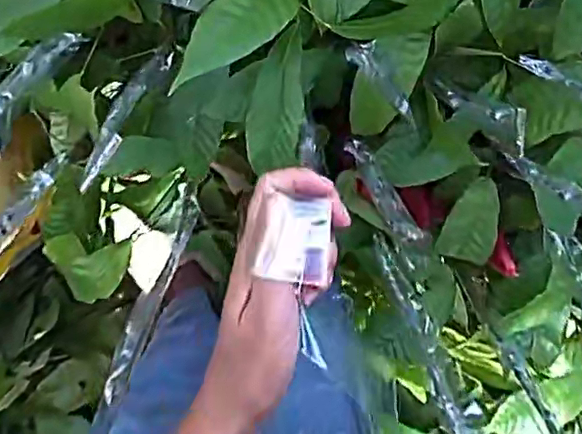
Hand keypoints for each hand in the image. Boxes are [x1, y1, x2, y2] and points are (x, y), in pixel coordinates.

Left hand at [181, 169, 350, 433]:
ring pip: (301, 233)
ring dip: (320, 247)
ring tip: (319, 282)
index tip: (331, 193)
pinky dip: (316, 271)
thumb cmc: (254, 359)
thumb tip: (282, 202)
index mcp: (254, 247)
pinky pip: (303, 261)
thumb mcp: (268, 305)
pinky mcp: (277, 286)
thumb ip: (276, 254)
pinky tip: (313, 296)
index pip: (270, 188)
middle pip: (290, 203)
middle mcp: (259, 249)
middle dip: (320, 208)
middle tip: (342, 227)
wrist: (239, 401)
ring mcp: (267, 267)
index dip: (300, 179)